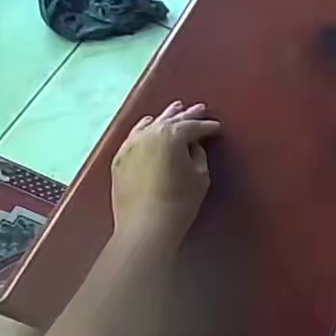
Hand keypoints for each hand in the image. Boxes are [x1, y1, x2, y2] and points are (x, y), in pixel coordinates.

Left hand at [110, 100, 220, 244]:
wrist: (146, 226)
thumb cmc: (179, 204)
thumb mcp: (200, 177)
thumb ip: (198, 155)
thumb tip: (192, 146)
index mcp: (172, 135)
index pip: (194, 127)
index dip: (208, 127)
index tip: (216, 127)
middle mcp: (149, 133)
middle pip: (171, 120)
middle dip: (187, 115)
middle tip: (198, 108)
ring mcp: (131, 144)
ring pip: (151, 124)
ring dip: (165, 117)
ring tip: (175, 110)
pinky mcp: (119, 158)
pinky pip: (134, 136)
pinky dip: (144, 129)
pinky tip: (148, 125)